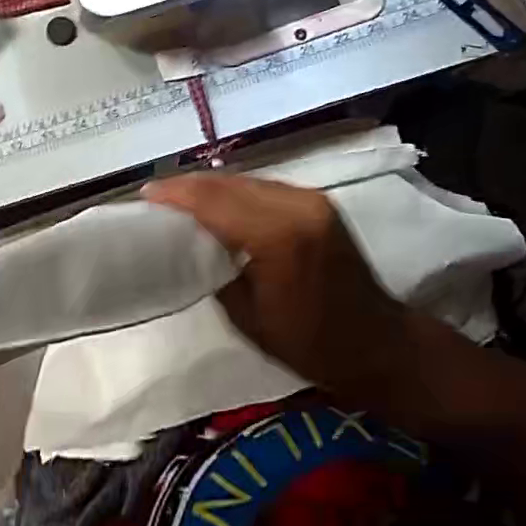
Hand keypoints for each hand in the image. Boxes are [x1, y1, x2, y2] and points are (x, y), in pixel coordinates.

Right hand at [142, 173, 417, 398]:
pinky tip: (218, 203)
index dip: (176, 194)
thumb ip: (217, 269)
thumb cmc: (311, 344)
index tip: (145, 196)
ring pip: (247, 180)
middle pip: (229, 183)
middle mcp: (296, 205)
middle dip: (189, 186)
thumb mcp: (249, 317)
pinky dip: (236, 192)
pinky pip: (264, 187)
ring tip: (180, 199)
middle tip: (156, 197)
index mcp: (278, 235)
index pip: (215, 200)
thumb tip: (192, 242)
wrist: (379, 343)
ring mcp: (311, 198)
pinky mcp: (317, 200)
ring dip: (212, 187)